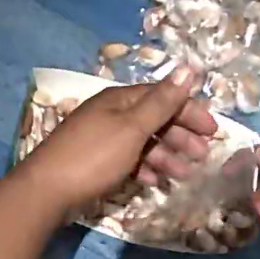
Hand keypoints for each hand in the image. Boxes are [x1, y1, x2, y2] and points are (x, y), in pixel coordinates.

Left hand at [14, 66, 216, 211]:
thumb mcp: (131, 128)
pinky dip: (143, 169)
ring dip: (165, 156)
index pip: (162, 97)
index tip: (213, 131)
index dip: (189, 111)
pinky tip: (154, 183)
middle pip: (153, 120)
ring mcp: (100, 140)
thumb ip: (161, 102)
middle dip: (180, 136)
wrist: (46, 191)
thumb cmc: (92, 157)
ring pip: (141, 143)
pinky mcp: (94, 163)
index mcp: (119, 101)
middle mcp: (110, 115)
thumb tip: (188, 67)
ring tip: (183, 175)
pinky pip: (126, 161)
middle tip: (202, 156)